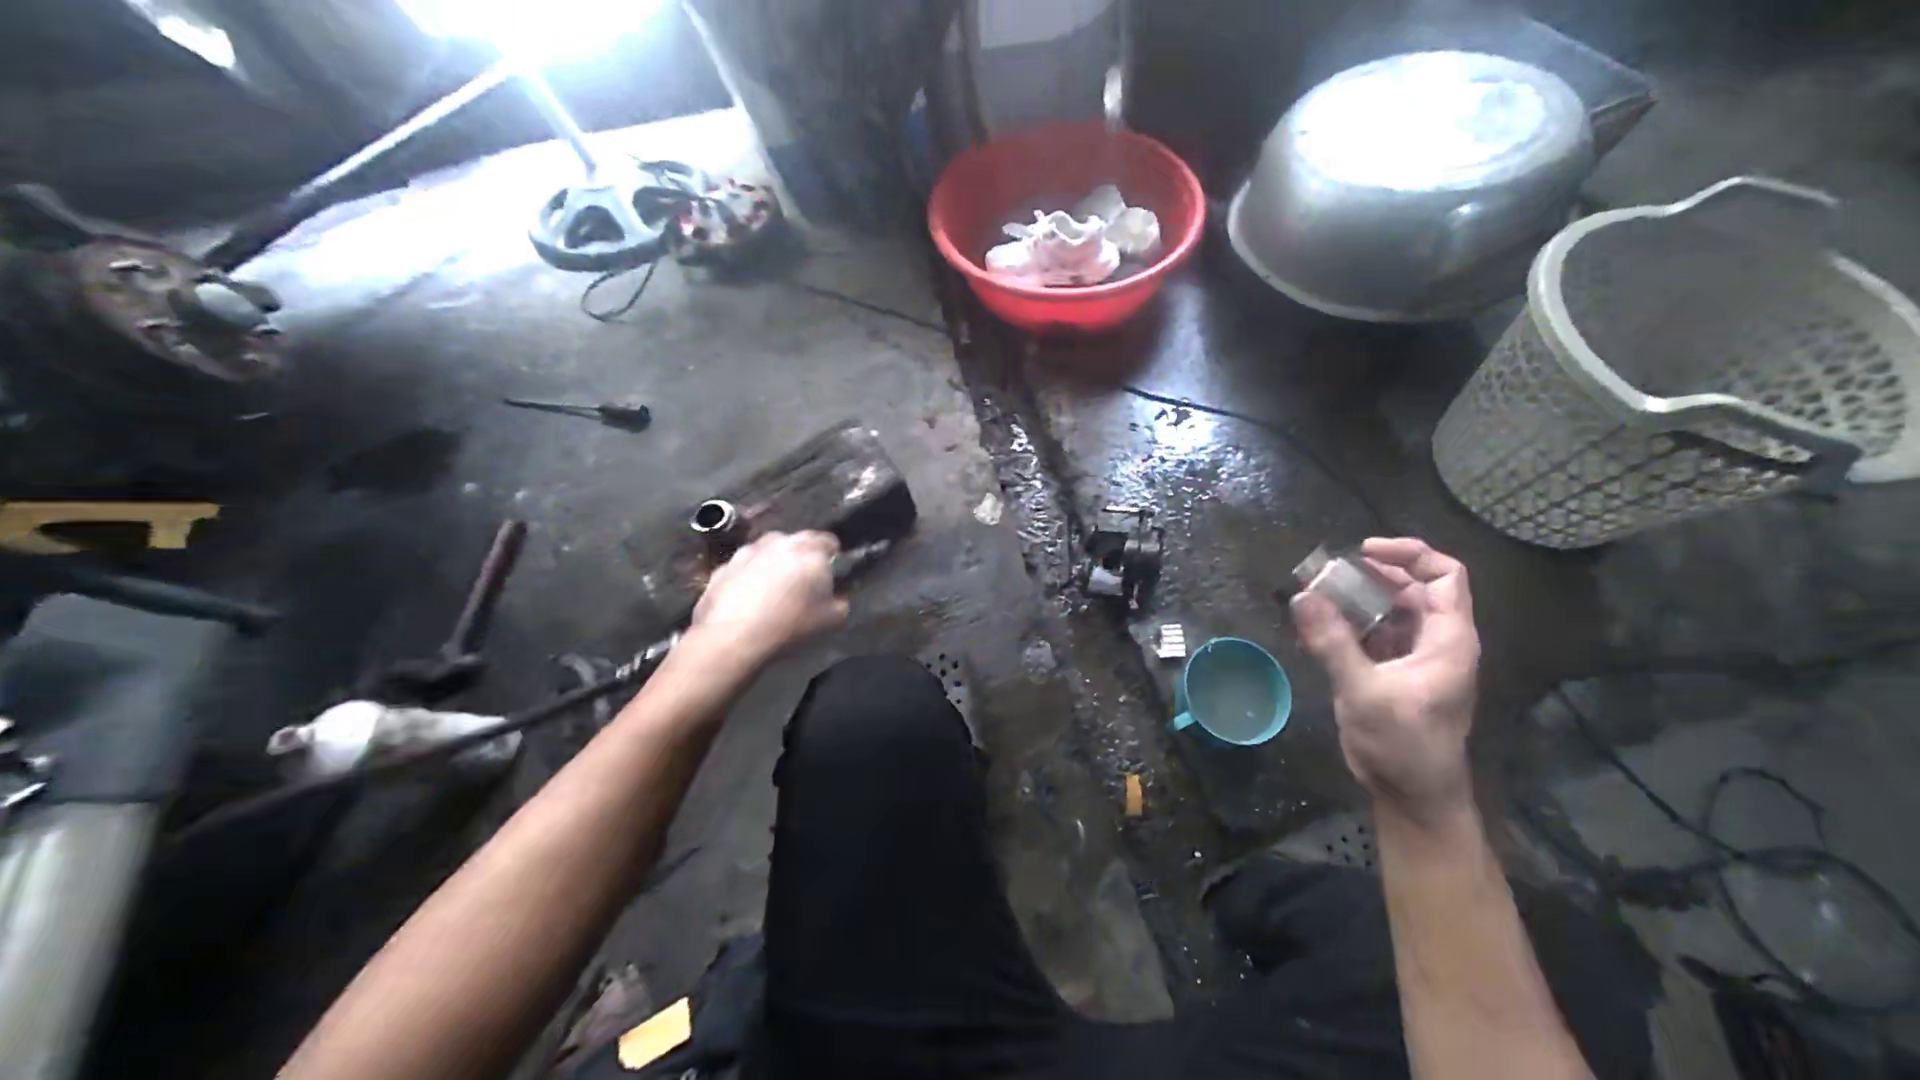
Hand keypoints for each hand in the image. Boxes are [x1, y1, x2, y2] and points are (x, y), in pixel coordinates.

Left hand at [690, 531, 848, 663]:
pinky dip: (747, 578)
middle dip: (801, 558)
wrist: (734, 637)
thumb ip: (840, 603)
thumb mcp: (831, 621)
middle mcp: (779, 543)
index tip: (830, 573)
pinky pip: (742, 569)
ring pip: (766, 552)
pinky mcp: (723, 568)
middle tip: (802, 584)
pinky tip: (746, 602)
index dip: (832, 556)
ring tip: (771, 593)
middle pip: (796, 543)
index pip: (828, 541)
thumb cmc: (790, 625)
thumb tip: (836, 599)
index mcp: (810, 551)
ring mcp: (747, 552)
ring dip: (772, 565)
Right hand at [1291, 537, 1480, 824]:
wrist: (1412, 795)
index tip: (1363, 551)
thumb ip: (1332, 642)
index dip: (1409, 554)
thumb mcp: (1365, 691)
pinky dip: (1344, 625)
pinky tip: (1312, 629)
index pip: (1443, 576)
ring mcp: (1412, 657)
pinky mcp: (1390, 673)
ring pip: (1386, 612)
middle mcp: (1434, 641)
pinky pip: (1369, 635)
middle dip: (1369, 576)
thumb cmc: (1404, 744)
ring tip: (1312, 596)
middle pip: (1410, 589)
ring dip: (1352, 600)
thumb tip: (1301, 596)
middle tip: (1325, 573)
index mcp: (1447, 639)